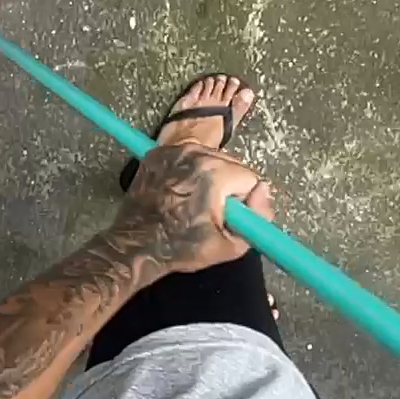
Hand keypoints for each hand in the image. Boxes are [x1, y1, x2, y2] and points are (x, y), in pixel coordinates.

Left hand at [107, 141, 272, 274]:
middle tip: (212, 212)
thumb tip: (263, 196)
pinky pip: (187, 157)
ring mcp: (173, 151)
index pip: (251, 179)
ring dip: (210, 178)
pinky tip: (180, 194)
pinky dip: (188, 172)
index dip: (246, 202)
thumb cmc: (177, 247)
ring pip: (210, 158)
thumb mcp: (229, 246)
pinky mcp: (158, 154)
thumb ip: (258, 219)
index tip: (231, 216)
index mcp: (214, 173)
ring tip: (194, 204)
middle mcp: (195, 153)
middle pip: (232, 165)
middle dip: (229, 188)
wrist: (136, 245)